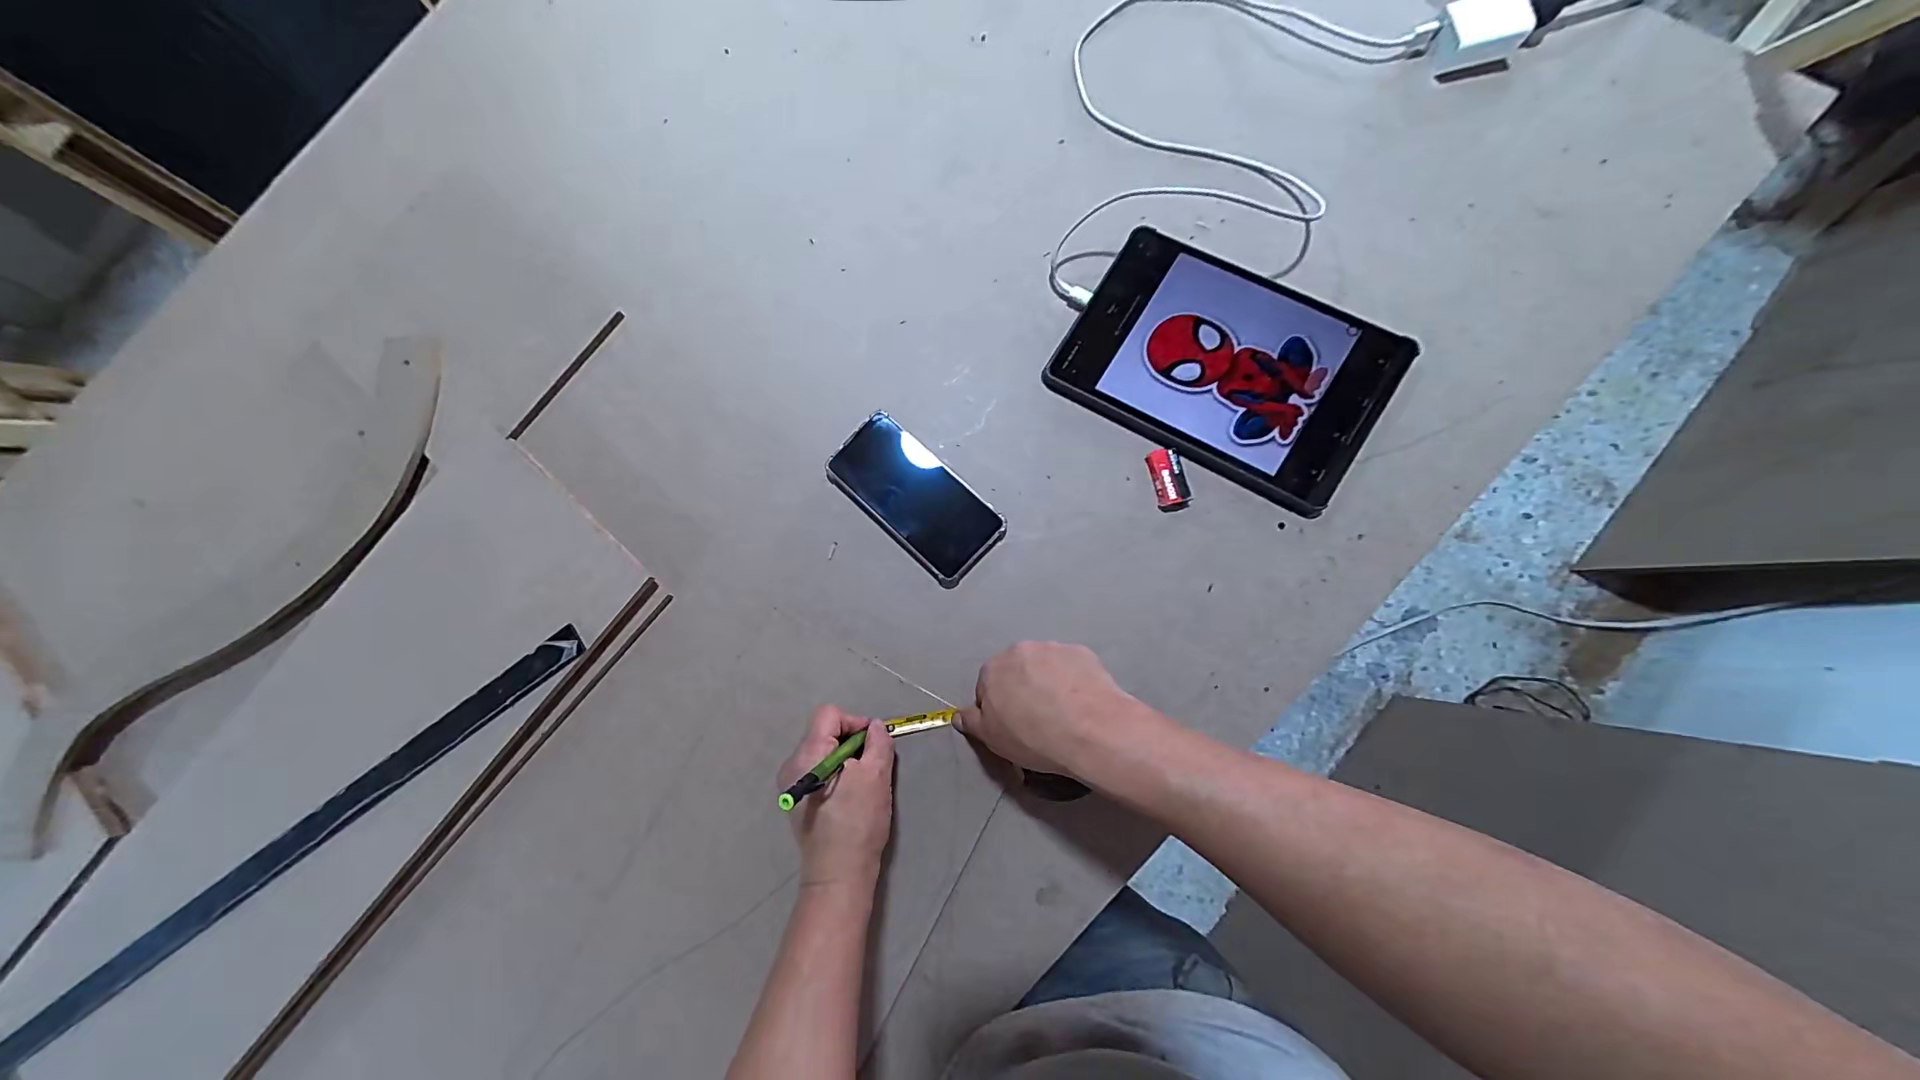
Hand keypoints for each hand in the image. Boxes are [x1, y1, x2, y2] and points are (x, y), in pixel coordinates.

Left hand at [779, 706, 893, 887]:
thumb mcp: (876, 776)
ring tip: (863, 784)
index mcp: (807, 755)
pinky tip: (850, 798)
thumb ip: (878, 742)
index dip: (854, 722)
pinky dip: (837, 775)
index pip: (829, 715)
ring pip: (823, 753)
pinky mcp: (797, 801)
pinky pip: (819, 772)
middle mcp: (792, 765)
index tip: (873, 744)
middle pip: (824, 733)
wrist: (839, 875)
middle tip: (872, 764)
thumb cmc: (858, 823)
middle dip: (851, 742)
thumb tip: (874, 727)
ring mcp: (791, 784)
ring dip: (846, 760)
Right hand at [955, 642, 1162, 780]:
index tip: (1013, 726)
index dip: (999, 709)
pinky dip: (1073, 680)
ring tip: (1064, 711)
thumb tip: (958, 715)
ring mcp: (1053, 648)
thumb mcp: (992, 739)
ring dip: (1048, 682)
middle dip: (1022, 689)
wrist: (1091, 730)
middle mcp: (1020, 650)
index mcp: (992, 669)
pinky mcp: (1082, 652)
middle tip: (1037, 718)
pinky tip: (1081, 703)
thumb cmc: (1035, 737)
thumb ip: (971, 722)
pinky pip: (1071, 666)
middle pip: (1016, 671)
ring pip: (1045, 666)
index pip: (987, 687)